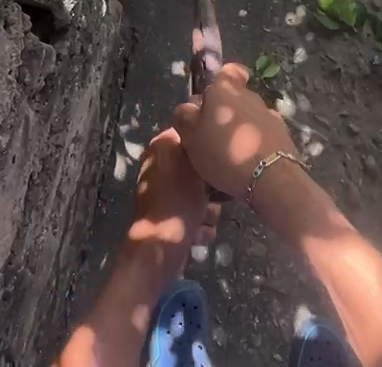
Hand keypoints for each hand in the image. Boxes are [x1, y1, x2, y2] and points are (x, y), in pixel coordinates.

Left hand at [128, 127, 211, 250]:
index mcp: (162, 146)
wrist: (162, 245)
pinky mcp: (167, 218)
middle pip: (199, 171)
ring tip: (204, 219)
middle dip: (210, 189)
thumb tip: (208, 142)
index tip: (222, 161)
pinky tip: (199, 233)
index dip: (208, 149)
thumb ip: (203, 149)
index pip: (192, 136)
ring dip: (206, 211)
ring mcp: (163, 194)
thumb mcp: (198, 166)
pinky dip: (198, 226)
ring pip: (198, 196)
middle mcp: (160, 166)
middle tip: (215, 197)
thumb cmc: (180, 199)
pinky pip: (191, 217)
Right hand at [172, 63, 297, 198]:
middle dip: (227, 111)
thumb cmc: (223, 152)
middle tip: (214, 135)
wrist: (271, 178)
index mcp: (224, 90)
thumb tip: (188, 109)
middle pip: (237, 97)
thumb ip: (184, 118)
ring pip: (251, 117)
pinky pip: (264, 135)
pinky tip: (248, 165)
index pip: (229, 71)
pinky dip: (256, 144)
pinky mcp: (284, 136)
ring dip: (241, 129)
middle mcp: (249, 96)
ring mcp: (270, 115)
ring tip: (231, 155)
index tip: (214, 96)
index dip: (224, 79)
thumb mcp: (190, 138)